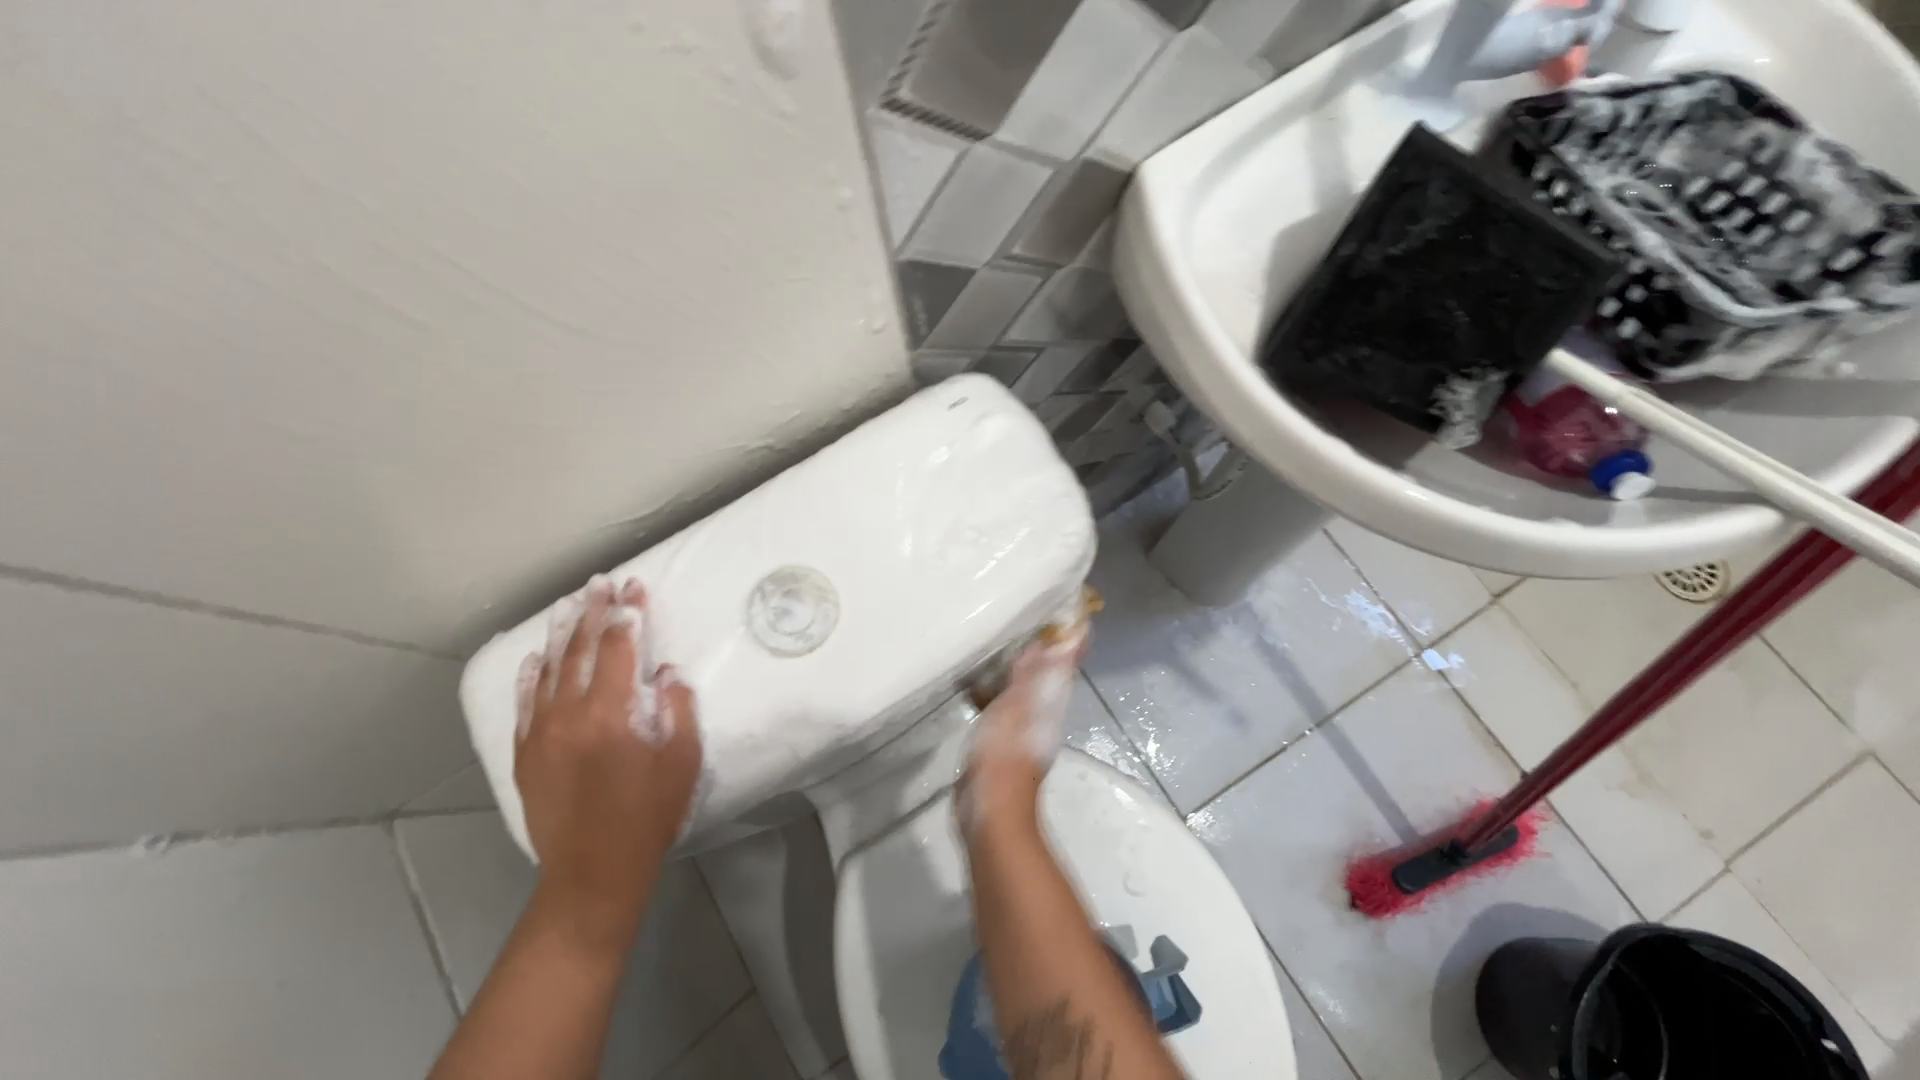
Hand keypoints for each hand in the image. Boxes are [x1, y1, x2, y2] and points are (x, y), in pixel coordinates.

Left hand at [513, 576, 702, 947]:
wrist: (593, 871)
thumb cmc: (648, 816)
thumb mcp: (682, 762)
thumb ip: (678, 710)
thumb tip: (667, 672)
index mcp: (614, 712)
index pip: (620, 647)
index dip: (628, 614)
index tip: (634, 588)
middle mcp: (572, 713)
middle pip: (582, 648)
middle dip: (593, 612)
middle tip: (600, 583)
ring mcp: (542, 731)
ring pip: (551, 669)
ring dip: (562, 633)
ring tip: (569, 603)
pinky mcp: (526, 752)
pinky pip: (526, 702)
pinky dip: (531, 675)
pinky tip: (536, 656)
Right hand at [957, 625, 1087, 834]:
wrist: (989, 808)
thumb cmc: (1005, 753)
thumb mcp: (1019, 705)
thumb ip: (1037, 672)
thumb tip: (1064, 637)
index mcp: (1051, 699)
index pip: (1067, 658)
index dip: (1070, 633)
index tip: (1061, 605)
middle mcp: (1043, 709)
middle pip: (1046, 670)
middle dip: (1039, 644)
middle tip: (1022, 614)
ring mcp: (1024, 726)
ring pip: (1023, 685)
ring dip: (1014, 665)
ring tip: (995, 640)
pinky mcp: (1003, 739)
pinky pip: (1003, 703)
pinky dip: (994, 688)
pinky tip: (975, 681)